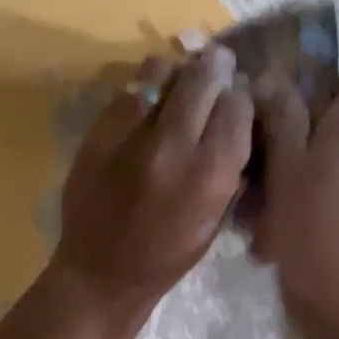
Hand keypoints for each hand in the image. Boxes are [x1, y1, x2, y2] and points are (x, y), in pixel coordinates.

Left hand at [52, 44, 252, 309]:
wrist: (100, 273)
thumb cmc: (167, 256)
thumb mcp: (215, 221)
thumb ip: (230, 169)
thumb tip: (239, 123)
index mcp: (211, 175)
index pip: (238, 105)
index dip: (240, 96)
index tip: (237, 98)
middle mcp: (174, 148)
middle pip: (202, 79)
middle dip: (214, 69)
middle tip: (216, 65)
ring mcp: (131, 136)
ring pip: (161, 72)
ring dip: (175, 73)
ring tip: (177, 82)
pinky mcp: (98, 133)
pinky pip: (127, 90)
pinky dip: (142, 88)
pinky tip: (147, 100)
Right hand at [252, 77, 338, 334]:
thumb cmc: (320, 236)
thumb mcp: (285, 172)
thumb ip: (280, 116)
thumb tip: (270, 76)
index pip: (316, 83)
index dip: (281, 106)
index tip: (256, 140)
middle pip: (332, 124)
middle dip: (295, 150)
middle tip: (260, 190)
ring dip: (312, 179)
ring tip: (280, 221)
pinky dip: (336, 199)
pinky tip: (313, 232)